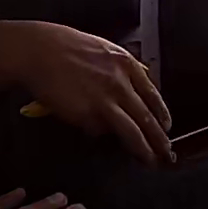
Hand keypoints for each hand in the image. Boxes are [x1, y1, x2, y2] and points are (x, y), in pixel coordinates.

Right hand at [5, 21, 172, 163]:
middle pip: (147, 117)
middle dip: (159, 138)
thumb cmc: (66, 46)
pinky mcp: (87, 114)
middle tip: (167, 153)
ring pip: (132, 131)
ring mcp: (105, 100)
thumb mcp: (103, 50)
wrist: (40, 50)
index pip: (153, 95)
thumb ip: (119, 70)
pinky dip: (99, 135)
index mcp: (127, 64)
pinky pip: (98, 131)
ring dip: (144, 149)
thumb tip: (129, 91)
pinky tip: (96, 135)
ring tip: (150, 161)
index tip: (167, 127)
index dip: (162, 114)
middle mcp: (121, 83)